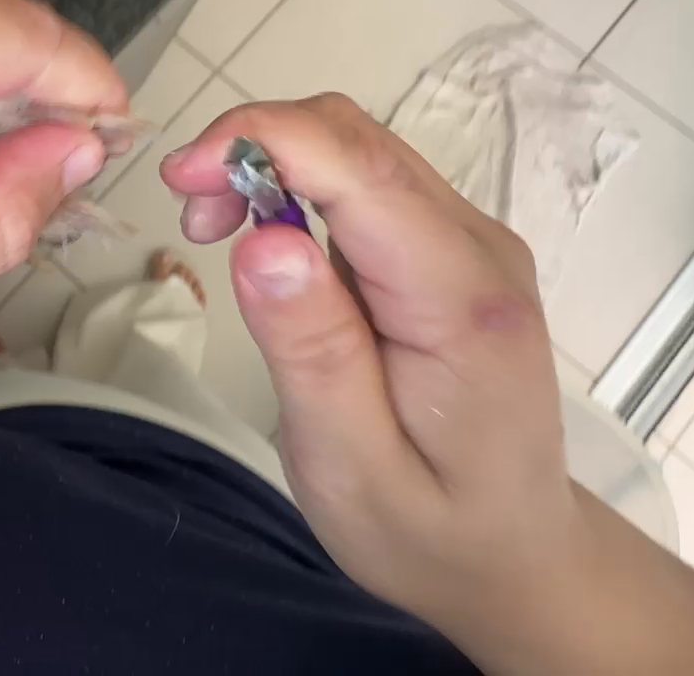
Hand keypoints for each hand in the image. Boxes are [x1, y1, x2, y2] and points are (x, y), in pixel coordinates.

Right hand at [161, 94, 570, 630]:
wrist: (512, 556)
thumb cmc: (427, 527)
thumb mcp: (348, 461)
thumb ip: (311, 348)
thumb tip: (260, 240)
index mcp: (459, 298)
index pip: (357, 167)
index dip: (258, 140)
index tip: (181, 179)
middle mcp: (473, 244)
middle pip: (352, 137)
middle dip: (250, 146)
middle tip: (190, 214)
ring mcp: (460, 238)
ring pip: (349, 146)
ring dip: (262, 162)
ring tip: (211, 228)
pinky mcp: (435, 244)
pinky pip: (353, 178)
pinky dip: (285, 182)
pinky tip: (258, 237)